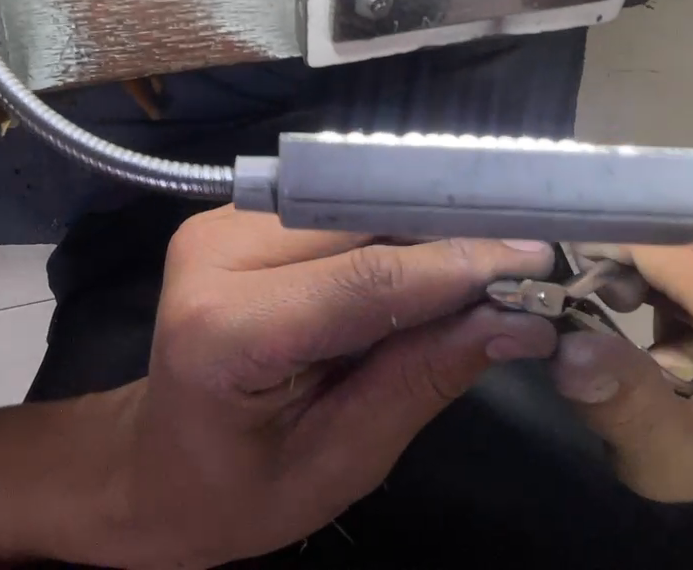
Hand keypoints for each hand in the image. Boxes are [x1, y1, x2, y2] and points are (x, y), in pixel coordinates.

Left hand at [105, 207, 559, 568]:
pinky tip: (426, 257)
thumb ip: (421, 379)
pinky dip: (386, 229)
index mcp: (222, 329)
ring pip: (350, 204)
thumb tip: (516, 320)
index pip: (363, 279)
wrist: (155, 461)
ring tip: (487, 262)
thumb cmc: (236, 488)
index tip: (537, 262)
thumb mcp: (339, 461)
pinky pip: (331, 208)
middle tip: (526, 262)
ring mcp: (219, 222)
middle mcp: (213, 251)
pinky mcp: (233, 215)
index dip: (457, 265)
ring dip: (421, 229)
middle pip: (358, 224)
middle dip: (447, 238)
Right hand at [550, 173, 692, 507]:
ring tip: (646, 286)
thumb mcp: (671, 462)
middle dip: (622, 236)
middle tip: (611, 292)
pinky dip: (669, 220)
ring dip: (645, 227)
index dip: (604, 242)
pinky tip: (676, 266)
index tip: (568, 275)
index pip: (674, 243)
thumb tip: (573, 349)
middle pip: (674, 205)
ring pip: (681, 188)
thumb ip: (625, 412)